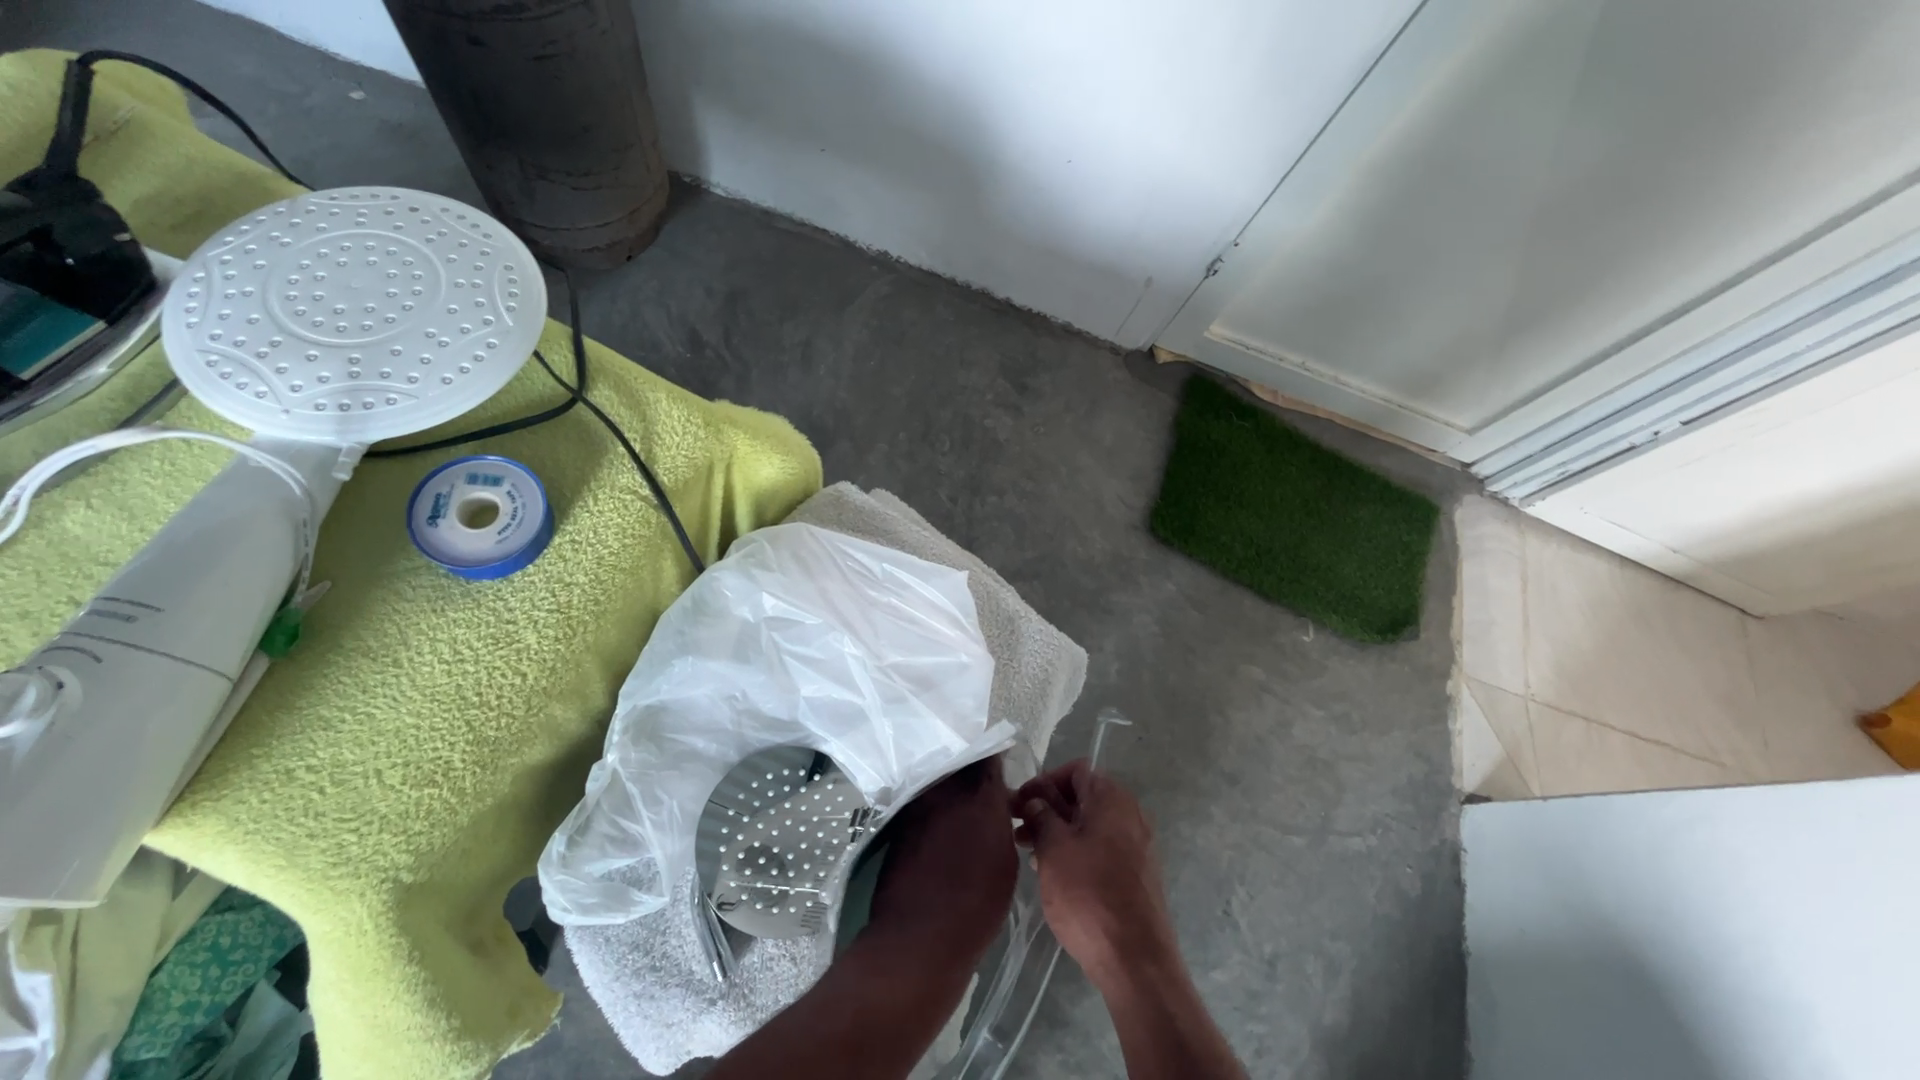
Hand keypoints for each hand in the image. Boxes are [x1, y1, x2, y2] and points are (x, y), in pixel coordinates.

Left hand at [867, 757, 1017, 971]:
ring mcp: (916, 808)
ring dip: (948, 785)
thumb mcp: (1006, 862)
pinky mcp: (897, 827)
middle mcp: (945, 793)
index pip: (988, 757)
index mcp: (980, 798)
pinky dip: (931, 807)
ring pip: (936, 781)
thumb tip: (996, 809)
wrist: (919, 935)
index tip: (1001, 757)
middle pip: (958, 763)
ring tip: (961, 803)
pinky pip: (919, 803)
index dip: (995, 754)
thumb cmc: (977, 904)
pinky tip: (940, 825)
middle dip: (970, 765)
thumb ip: (1000, 824)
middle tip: (981, 779)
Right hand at [1014, 759, 1176, 989]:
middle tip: (1015, 829)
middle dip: (1046, 808)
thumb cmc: (1088, 894)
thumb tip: (1036, 800)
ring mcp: (1134, 846)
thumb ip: (1042, 816)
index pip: (1075, 771)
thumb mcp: (1054, 849)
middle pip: (1082, 797)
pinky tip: (1051, 871)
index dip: (1043, 782)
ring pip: (1088, 825)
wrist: (1134, 957)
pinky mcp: (1133, 874)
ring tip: (1026, 851)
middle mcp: (1129, 815)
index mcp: (1112, 799)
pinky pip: (1099, 849)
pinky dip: (1074, 851)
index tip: (1018, 804)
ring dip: (1057, 831)